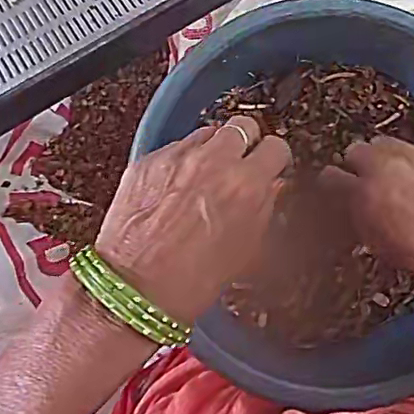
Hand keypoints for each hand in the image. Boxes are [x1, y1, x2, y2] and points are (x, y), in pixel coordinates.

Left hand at [96, 115, 291, 323]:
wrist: (136, 288)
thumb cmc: (191, 279)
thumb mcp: (247, 250)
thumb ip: (264, 208)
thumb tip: (270, 188)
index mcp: (247, 185)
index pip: (276, 147)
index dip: (275, 159)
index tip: (270, 166)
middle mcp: (214, 162)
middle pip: (244, 125)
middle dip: (247, 142)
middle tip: (242, 162)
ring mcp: (179, 156)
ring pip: (209, 132)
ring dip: (213, 149)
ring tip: (207, 176)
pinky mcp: (149, 159)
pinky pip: (176, 147)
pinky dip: (182, 160)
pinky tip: (178, 187)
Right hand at [319, 136, 413, 281]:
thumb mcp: (384, 248)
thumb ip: (364, 224)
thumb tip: (358, 214)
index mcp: (362, 193)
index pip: (329, 178)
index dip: (330, 184)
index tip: (333, 189)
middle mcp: (383, 166)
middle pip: (355, 151)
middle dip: (357, 164)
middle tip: (365, 182)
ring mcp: (411, 154)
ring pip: (383, 143)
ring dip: (383, 157)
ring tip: (393, 176)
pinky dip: (412, 160)